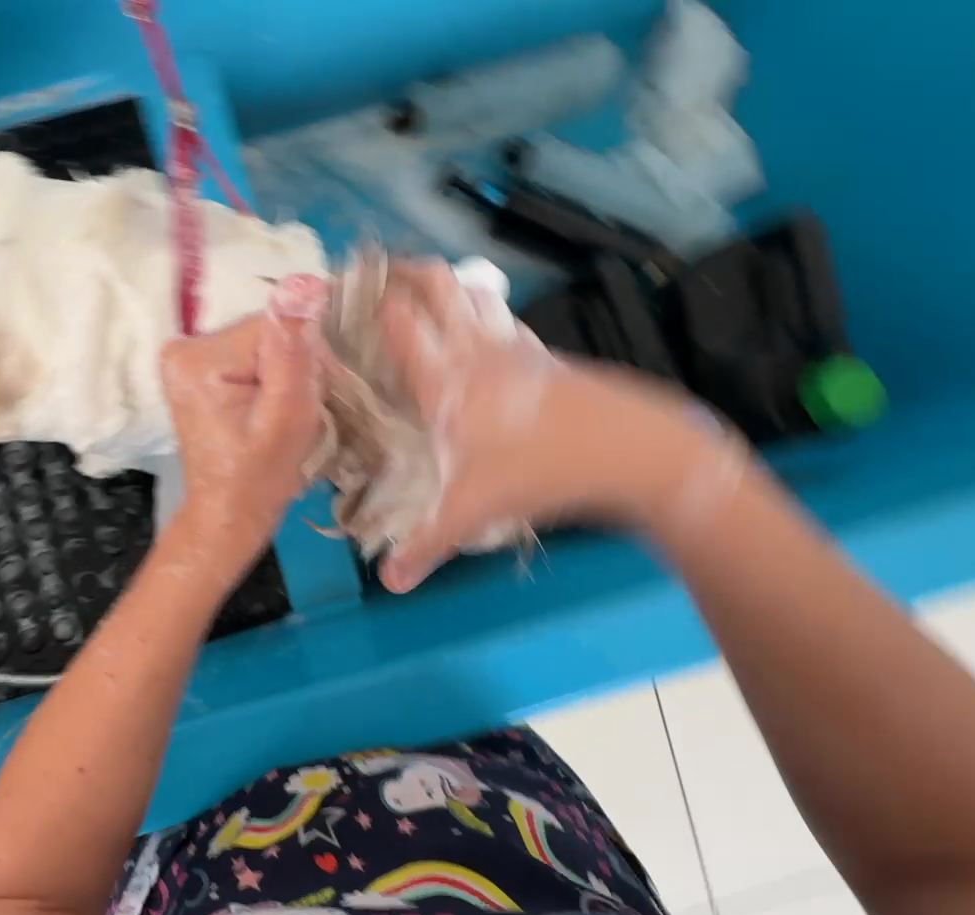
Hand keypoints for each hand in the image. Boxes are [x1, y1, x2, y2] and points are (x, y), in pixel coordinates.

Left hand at [158, 275, 329, 582]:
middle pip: (268, 331)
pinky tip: (264, 411)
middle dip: (292, 369)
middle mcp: (184, 345)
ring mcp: (186, 356)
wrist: (229, 512)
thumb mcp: (287, 415)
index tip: (297, 403)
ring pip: (265, 343)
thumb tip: (303, 283)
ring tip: (276, 418)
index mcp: (198, 355)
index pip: (277, 326)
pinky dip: (269, 380)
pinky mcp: (197, 367)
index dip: (303, 362)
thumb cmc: (260, 475)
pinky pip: (252, 354)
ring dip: (283, 376)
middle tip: (288, 415)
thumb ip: (292, 350)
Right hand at [376, 259, 748, 592]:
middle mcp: (477, 350)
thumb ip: (425, 546)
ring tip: (420, 293)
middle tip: (376, 274)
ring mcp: (516, 346)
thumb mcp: (474, 512)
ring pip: (473, 291)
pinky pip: (502, 317)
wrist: (636, 450)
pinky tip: (478, 333)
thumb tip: (388, 583)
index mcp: (448, 378)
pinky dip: (480, 311)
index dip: (367, 300)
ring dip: (443, 284)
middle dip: (403, 270)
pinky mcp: (545, 355)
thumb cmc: (543, 471)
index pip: (398, 322)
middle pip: (437, 284)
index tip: (338, 290)